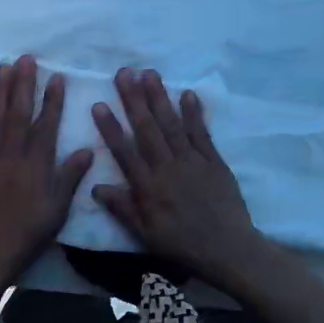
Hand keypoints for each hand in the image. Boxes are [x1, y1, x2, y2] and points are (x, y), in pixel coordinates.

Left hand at [0, 55, 93, 284]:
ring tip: (1, 68)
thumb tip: (87, 149)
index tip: (56, 76)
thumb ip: (70, 176)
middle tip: (25, 59)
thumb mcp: (59, 206)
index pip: (46, 124)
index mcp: (37, 163)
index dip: (52, 100)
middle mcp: (13, 155)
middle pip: (18, 114)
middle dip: (23, 85)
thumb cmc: (31, 231)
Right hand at [90, 68, 264, 286]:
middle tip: (124, 73)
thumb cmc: (182, 244)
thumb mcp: (146, 234)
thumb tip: (96, 188)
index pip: (125, 152)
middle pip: (147, 129)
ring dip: (160, 98)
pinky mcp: (214, 161)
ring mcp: (192, 161)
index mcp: (148, 187)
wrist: (227, 249)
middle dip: (134, 99)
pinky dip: (194, 113)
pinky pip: (201, 133)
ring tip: (149, 74)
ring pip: (172, 124)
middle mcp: (167, 168)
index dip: (111, 128)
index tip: (99, 104)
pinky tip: (187, 94)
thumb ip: (123, 209)